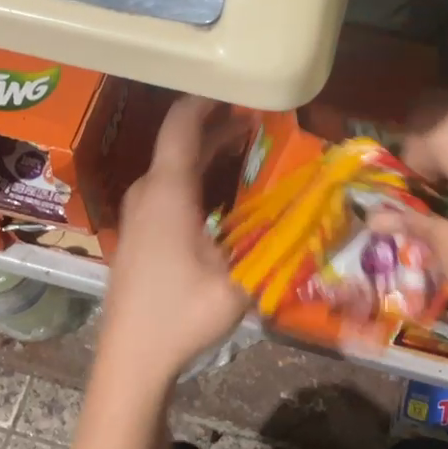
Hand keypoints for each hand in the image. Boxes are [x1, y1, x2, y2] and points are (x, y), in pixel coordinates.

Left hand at [97, 97, 251, 389]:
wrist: (131, 359)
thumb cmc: (181, 316)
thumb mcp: (238, 283)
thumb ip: (276, 244)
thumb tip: (316, 218)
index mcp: (167, 190)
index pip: (182, 122)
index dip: (210, 99)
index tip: (244, 88)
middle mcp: (148, 191)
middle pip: (181, 141)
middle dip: (220, 126)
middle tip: (264, 119)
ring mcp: (139, 212)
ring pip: (174, 166)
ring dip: (209, 152)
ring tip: (252, 147)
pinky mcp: (139, 231)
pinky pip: (169, 187)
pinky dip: (197, 176)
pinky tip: (226, 191)